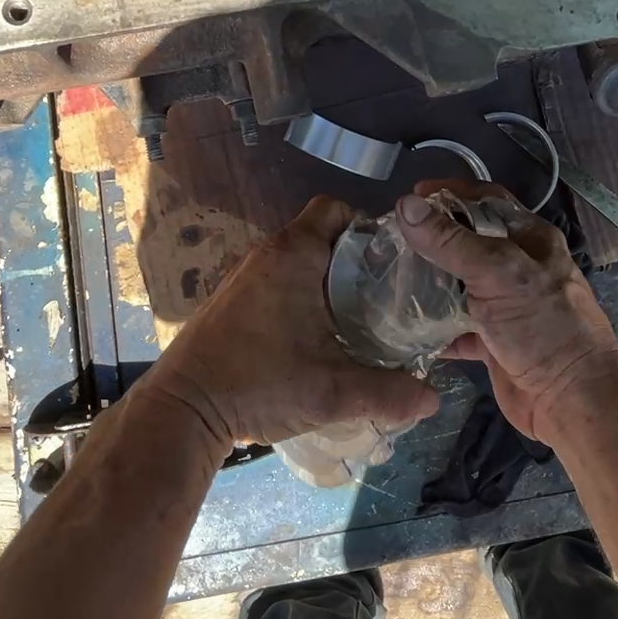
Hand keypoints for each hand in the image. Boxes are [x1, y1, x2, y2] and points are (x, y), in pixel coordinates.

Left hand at [143, 197, 440, 448]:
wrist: (184, 409)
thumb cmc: (259, 383)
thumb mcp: (334, 391)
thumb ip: (390, 393)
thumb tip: (433, 399)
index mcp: (293, 254)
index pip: (336, 209)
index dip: (368, 226)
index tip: (391, 262)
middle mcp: (267, 254)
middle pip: (323, 236)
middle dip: (357, 261)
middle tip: (386, 297)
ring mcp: (246, 277)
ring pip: (301, 263)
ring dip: (330, 283)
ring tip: (360, 320)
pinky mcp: (234, 302)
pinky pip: (280, 283)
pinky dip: (304, 298)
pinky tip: (319, 338)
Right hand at [397, 181, 617, 441]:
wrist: (571, 401)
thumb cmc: (542, 326)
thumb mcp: (497, 273)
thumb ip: (450, 241)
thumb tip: (404, 206)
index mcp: (530, 240)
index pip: (487, 200)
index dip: (451, 194)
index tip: (411, 196)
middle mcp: (518, 268)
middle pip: (469, 242)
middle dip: (432, 238)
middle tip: (391, 238)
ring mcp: (505, 306)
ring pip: (459, 285)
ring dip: (428, 281)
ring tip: (388, 275)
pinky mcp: (492, 341)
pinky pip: (455, 327)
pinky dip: (433, 326)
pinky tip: (403, 324)